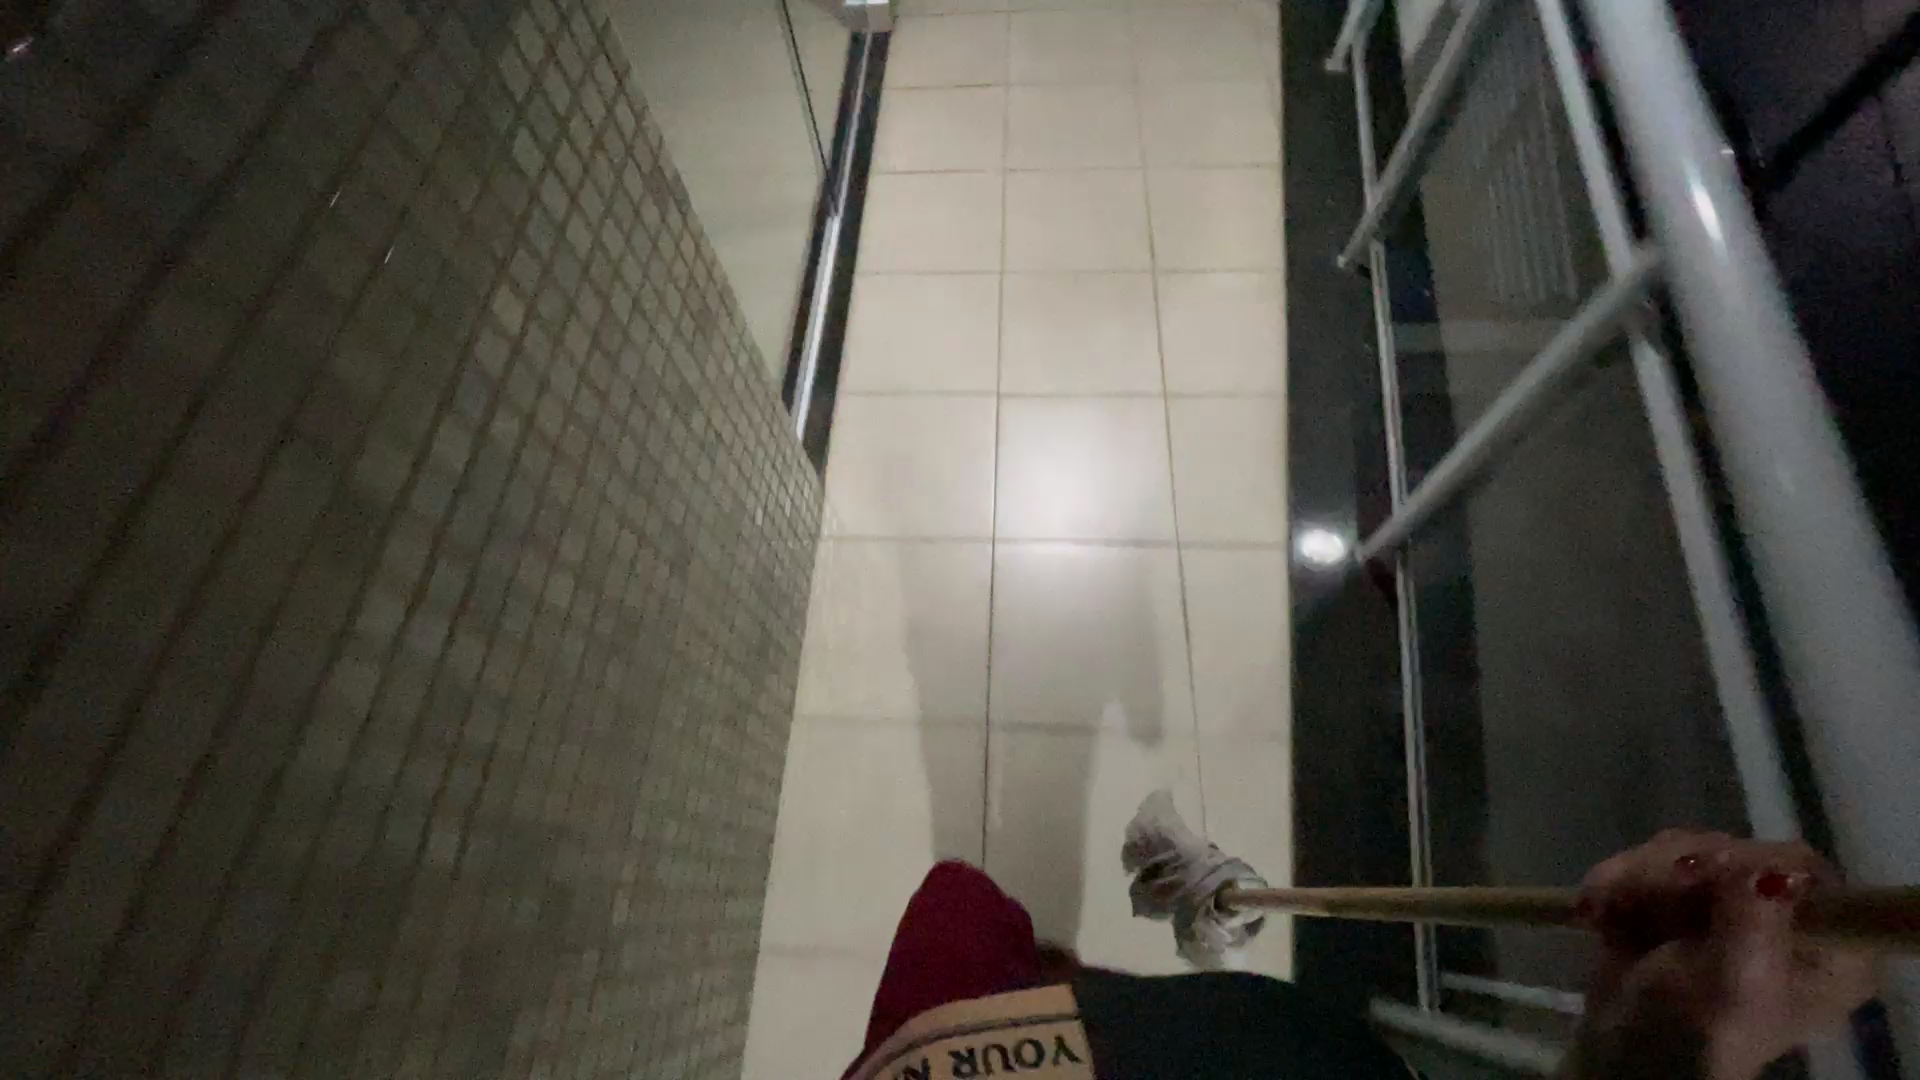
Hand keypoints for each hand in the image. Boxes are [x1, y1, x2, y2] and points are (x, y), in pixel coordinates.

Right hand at [1570, 830, 1875, 1079]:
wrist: (1626, 1044)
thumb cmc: (1693, 1026)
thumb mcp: (1733, 983)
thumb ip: (1754, 924)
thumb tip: (1772, 869)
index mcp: (1822, 944)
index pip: (1799, 868)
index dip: (1744, 859)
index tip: (1699, 874)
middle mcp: (1777, 917)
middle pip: (1725, 850)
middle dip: (1666, 868)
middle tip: (1635, 896)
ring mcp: (1719, 907)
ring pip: (1674, 851)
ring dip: (1629, 875)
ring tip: (1605, 907)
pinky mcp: (1669, 900)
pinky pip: (1637, 863)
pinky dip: (1609, 881)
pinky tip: (1596, 910)